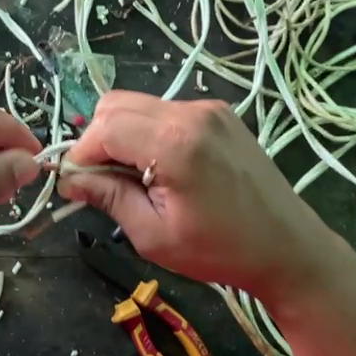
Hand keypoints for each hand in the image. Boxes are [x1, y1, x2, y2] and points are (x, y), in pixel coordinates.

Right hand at [57, 91, 338, 297]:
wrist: (288, 247)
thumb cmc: (219, 251)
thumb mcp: (153, 235)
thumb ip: (108, 197)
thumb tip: (68, 179)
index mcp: (175, 143)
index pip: (104, 127)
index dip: (81, 154)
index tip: (76, 184)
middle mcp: (191, 113)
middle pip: (115, 105)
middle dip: (97, 140)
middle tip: (102, 181)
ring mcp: (208, 109)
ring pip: (138, 104)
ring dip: (122, 135)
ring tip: (134, 177)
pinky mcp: (220, 113)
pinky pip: (165, 111)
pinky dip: (149, 133)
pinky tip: (162, 168)